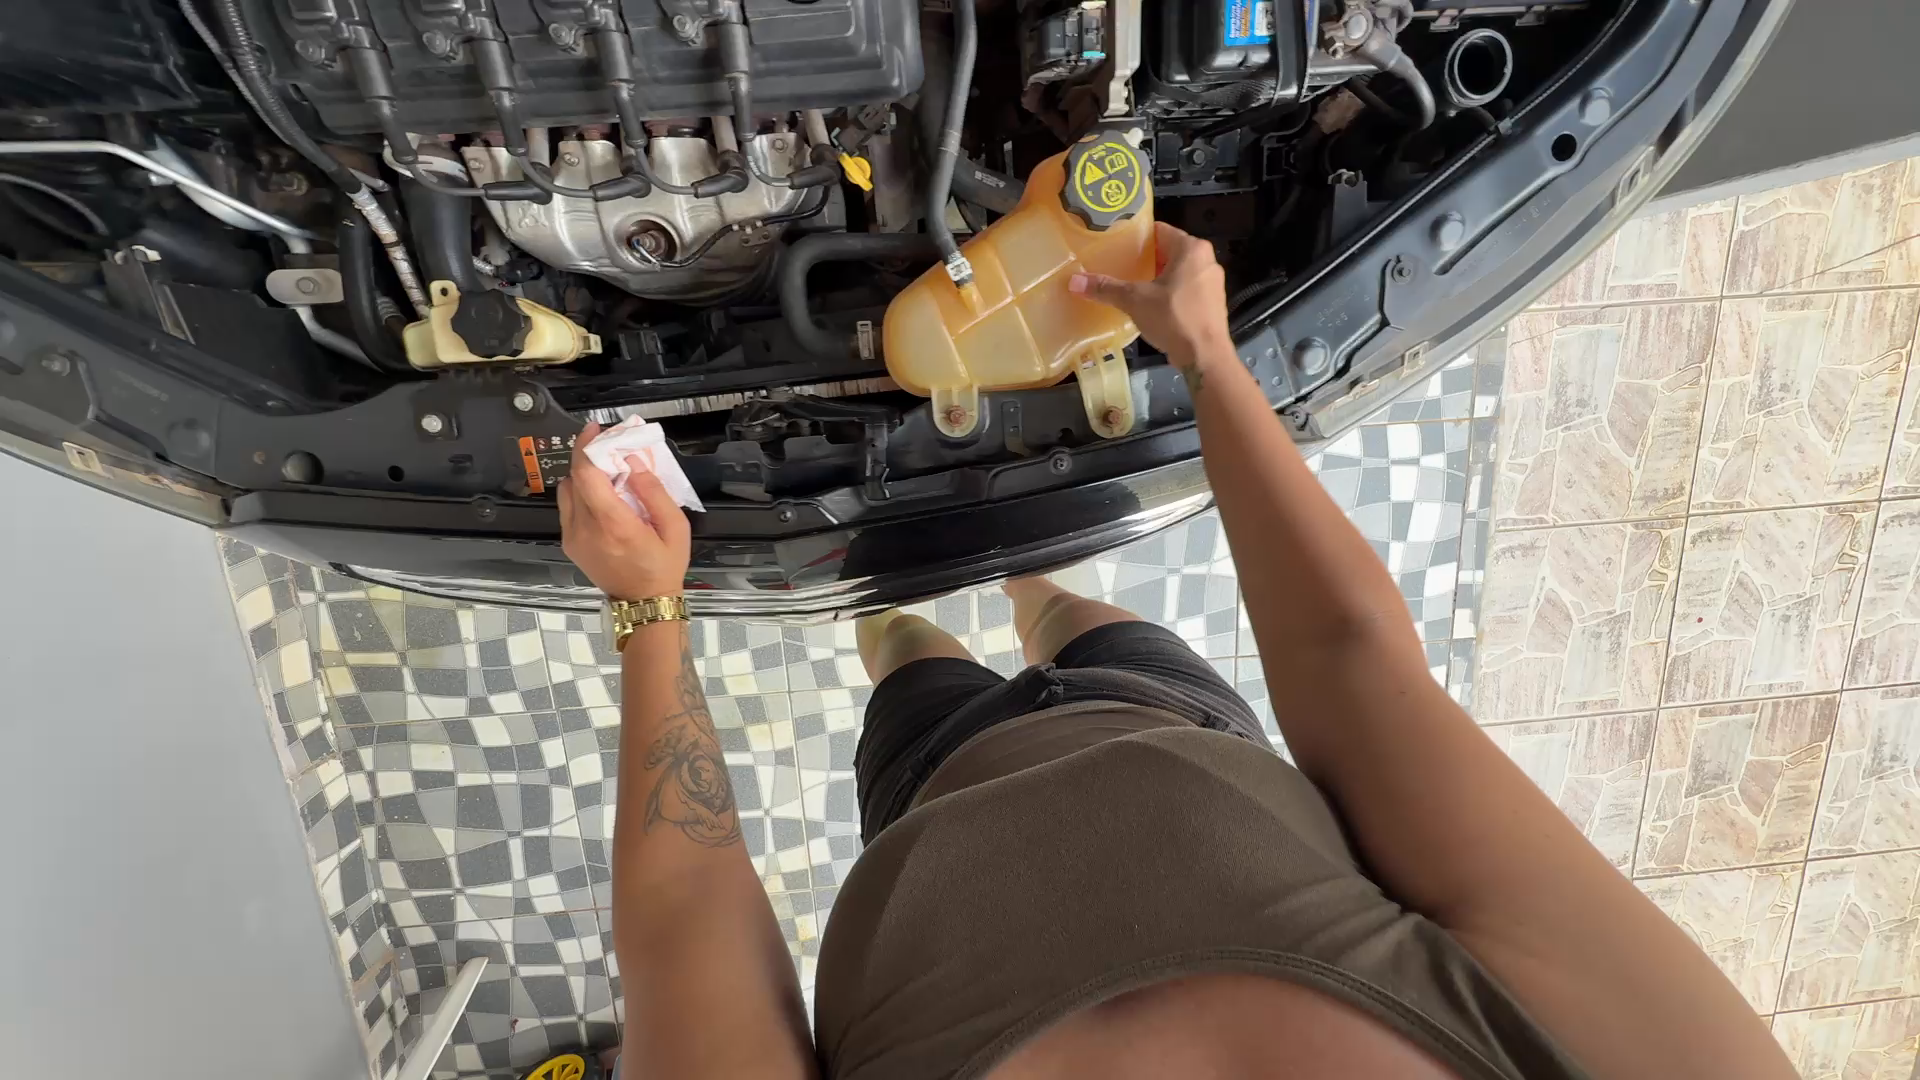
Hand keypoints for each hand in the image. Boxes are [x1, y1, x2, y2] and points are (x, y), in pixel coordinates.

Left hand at [559, 422, 691, 599]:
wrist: (644, 601)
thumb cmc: (664, 566)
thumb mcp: (676, 528)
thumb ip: (654, 492)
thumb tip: (633, 463)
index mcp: (614, 525)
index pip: (586, 475)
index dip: (587, 448)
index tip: (597, 430)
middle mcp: (585, 529)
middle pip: (573, 478)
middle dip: (588, 455)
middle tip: (607, 444)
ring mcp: (573, 537)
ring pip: (566, 491)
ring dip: (584, 475)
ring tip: (607, 471)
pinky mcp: (569, 542)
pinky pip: (568, 507)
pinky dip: (582, 492)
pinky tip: (603, 494)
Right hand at [1069, 221, 1231, 364]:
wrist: (1204, 355)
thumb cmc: (1173, 318)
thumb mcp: (1135, 301)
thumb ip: (1106, 288)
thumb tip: (1073, 281)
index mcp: (1191, 248)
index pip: (1159, 231)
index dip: (1138, 238)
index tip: (1119, 247)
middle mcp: (1206, 259)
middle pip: (1169, 251)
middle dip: (1146, 260)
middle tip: (1121, 269)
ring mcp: (1212, 281)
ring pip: (1179, 272)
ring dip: (1158, 278)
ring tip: (1134, 288)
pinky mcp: (1212, 302)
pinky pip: (1186, 290)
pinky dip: (1170, 294)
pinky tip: (1153, 308)